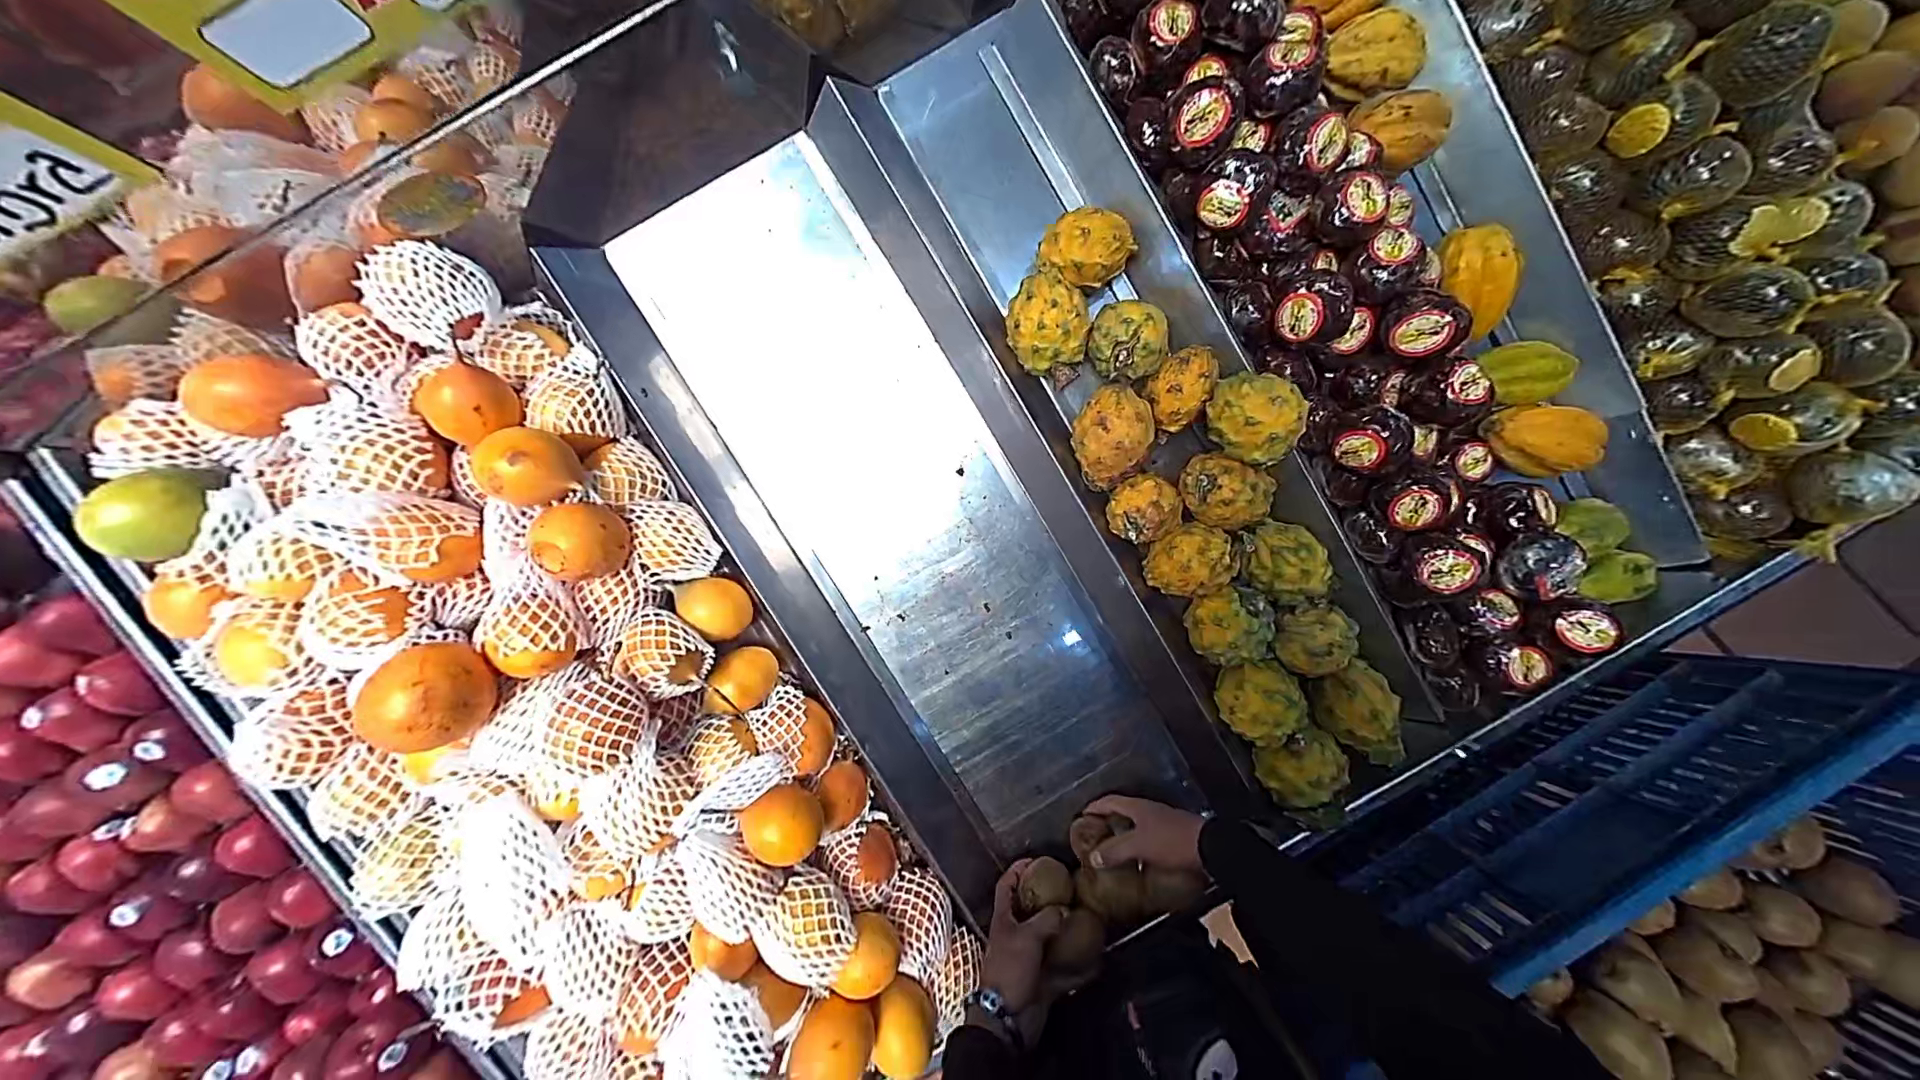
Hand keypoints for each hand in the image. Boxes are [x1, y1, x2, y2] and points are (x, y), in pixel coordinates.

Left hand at [981, 858, 1067, 1013]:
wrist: (1008, 1019)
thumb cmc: (1010, 970)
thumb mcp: (1027, 937)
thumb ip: (1046, 919)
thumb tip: (1064, 910)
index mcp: (1003, 919)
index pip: (1005, 886)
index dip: (1016, 870)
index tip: (1035, 860)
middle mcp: (1015, 934)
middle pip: (1029, 908)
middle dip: (1045, 897)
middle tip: (1067, 887)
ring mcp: (1028, 956)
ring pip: (1047, 935)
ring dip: (1063, 927)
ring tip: (1082, 915)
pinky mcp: (1041, 977)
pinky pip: (1061, 966)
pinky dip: (1076, 963)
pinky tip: (1093, 957)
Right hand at [1084, 795, 1204, 872]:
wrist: (1210, 848)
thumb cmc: (1170, 841)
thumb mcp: (1139, 846)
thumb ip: (1115, 851)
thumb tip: (1093, 857)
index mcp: (1138, 807)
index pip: (1110, 801)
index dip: (1095, 806)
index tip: (1082, 814)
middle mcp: (1149, 810)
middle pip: (1123, 810)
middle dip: (1108, 818)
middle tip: (1096, 831)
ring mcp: (1163, 821)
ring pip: (1136, 823)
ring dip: (1123, 831)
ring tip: (1113, 845)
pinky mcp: (1174, 834)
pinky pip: (1148, 835)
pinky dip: (1138, 842)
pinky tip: (1138, 856)